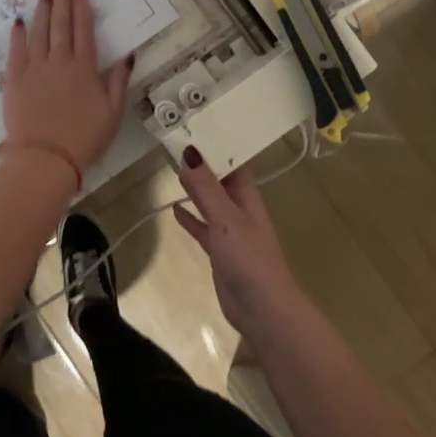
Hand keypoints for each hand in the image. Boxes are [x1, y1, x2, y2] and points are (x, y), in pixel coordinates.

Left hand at [3, 0, 133, 187]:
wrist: (46, 158)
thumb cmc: (84, 139)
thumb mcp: (113, 113)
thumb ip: (118, 81)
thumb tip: (128, 54)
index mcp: (85, 68)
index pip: (84, 29)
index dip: (82, 7)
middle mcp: (60, 61)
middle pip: (61, 24)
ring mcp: (34, 68)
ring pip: (39, 31)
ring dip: (42, 9)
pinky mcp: (14, 79)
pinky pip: (16, 50)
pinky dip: (18, 34)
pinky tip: (20, 20)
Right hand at [174, 155, 301, 332]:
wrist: (261, 308)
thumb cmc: (249, 259)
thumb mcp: (226, 219)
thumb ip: (206, 188)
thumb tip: (189, 152)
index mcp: (248, 199)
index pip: (233, 164)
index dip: (216, 147)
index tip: (194, 128)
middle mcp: (241, 211)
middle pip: (220, 182)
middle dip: (203, 165)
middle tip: (176, 144)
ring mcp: (230, 233)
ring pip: (210, 204)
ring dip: (195, 189)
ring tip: (174, 170)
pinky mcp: (219, 253)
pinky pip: (202, 228)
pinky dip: (190, 218)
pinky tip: (175, 209)